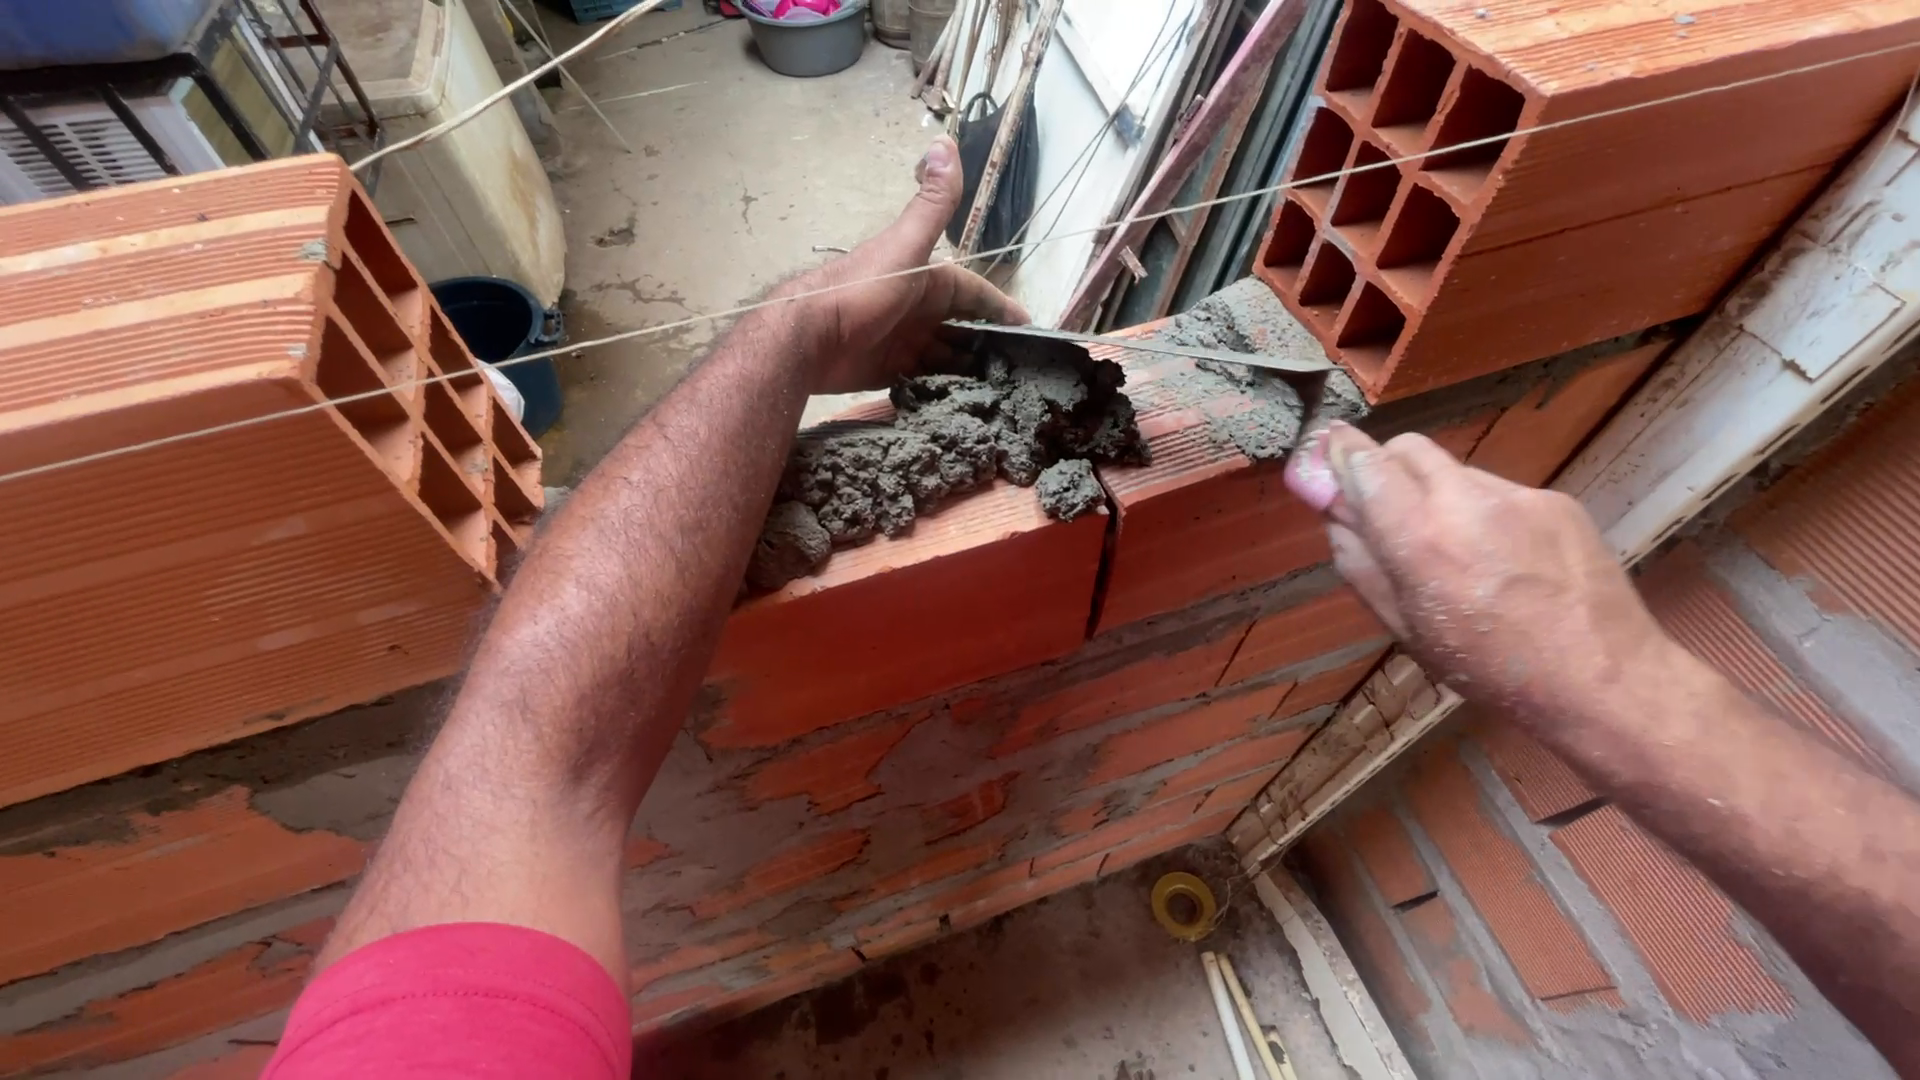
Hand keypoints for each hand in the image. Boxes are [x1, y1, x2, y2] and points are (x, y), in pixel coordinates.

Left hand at [785, 136, 1029, 393]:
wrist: (808, 338)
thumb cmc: (860, 291)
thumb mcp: (904, 246)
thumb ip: (930, 206)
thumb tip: (945, 140)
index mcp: (925, 279)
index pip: (972, 292)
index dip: (999, 307)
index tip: (1028, 327)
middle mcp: (917, 310)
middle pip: (962, 328)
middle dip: (988, 344)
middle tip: (1018, 369)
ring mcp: (903, 342)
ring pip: (946, 356)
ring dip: (968, 369)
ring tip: (998, 389)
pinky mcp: (889, 371)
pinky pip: (924, 379)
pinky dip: (941, 386)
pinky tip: (961, 400)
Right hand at [1285, 422, 1677, 717]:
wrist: (1602, 678)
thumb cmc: (1483, 665)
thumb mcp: (1400, 625)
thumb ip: (1358, 562)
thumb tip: (1335, 514)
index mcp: (1419, 539)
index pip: (1366, 464)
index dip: (1339, 450)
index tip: (1324, 448)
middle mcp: (1465, 501)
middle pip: (1407, 448)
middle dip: (1383, 465)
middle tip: (1380, 503)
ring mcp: (1517, 495)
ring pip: (1452, 470)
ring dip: (1431, 492)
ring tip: (1451, 547)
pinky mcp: (1555, 500)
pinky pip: (1495, 490)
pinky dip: (1477, 509)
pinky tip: (1499, 556)